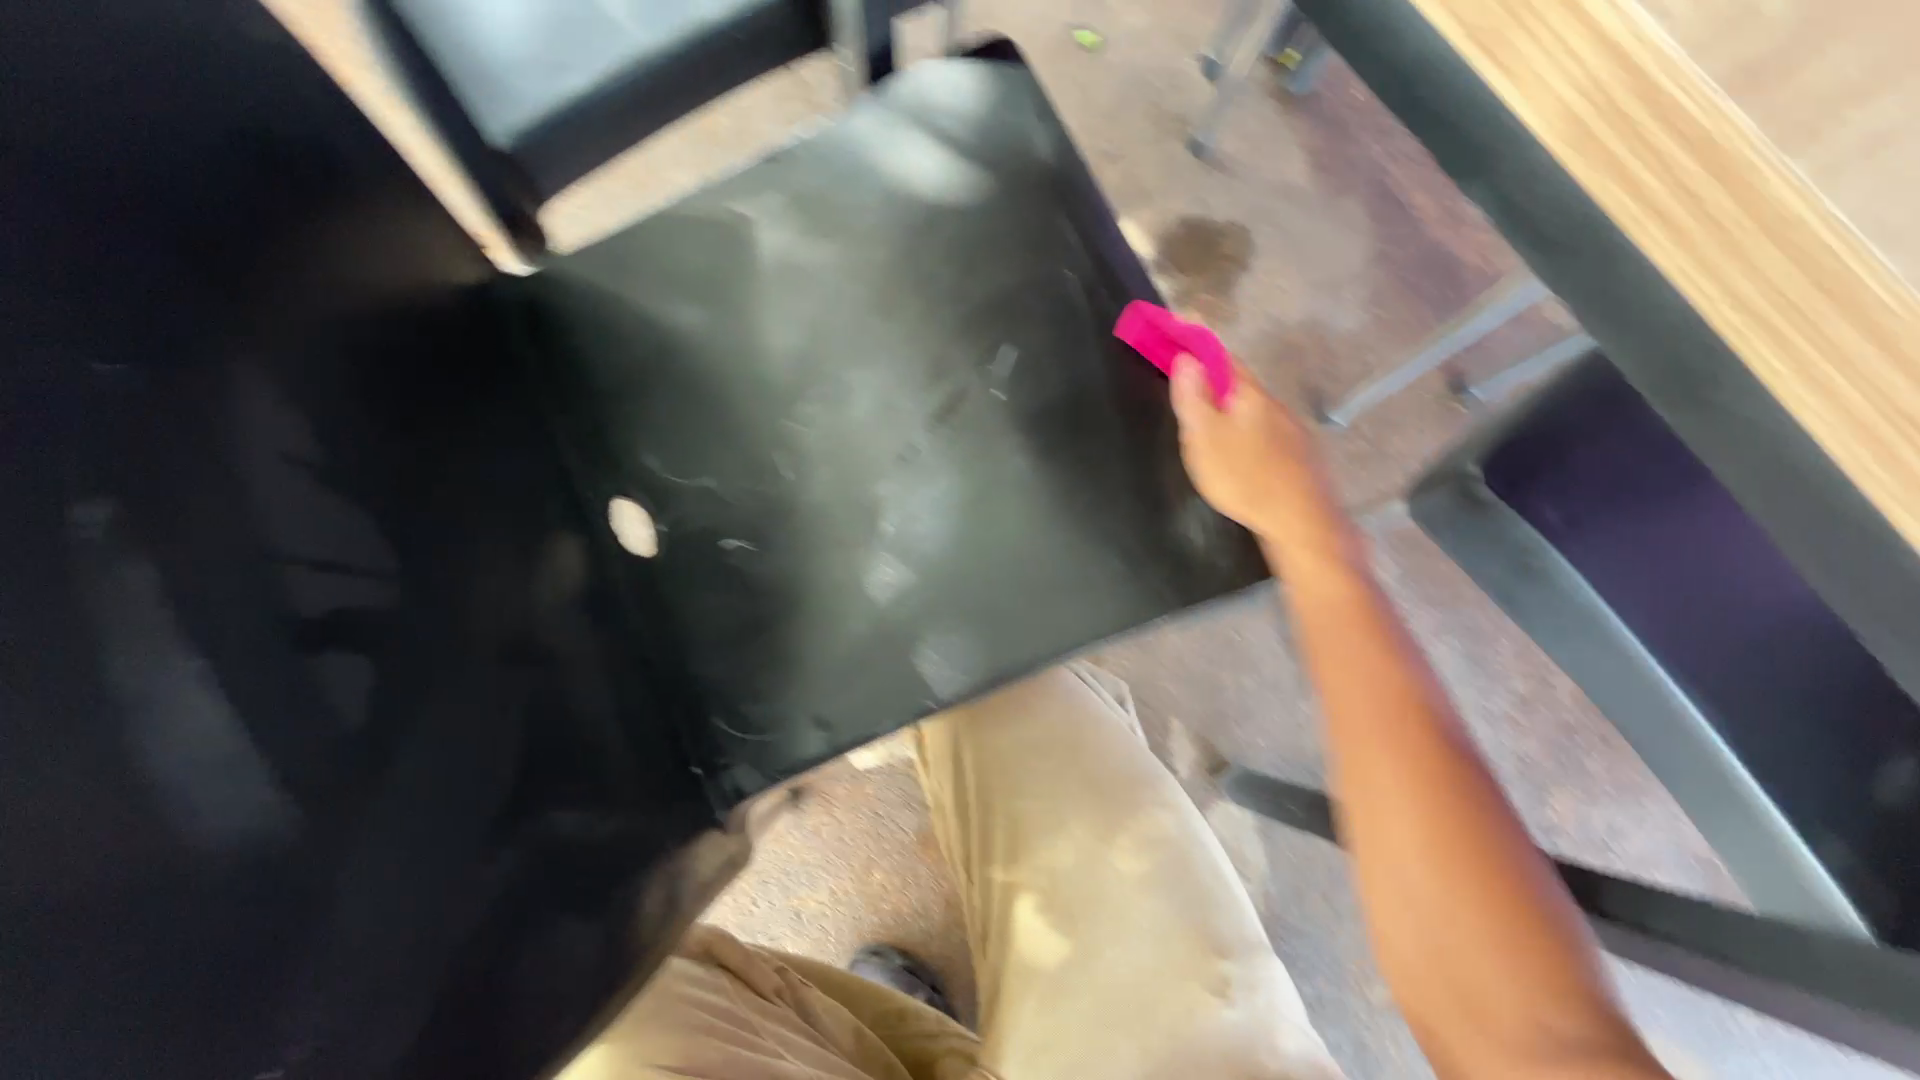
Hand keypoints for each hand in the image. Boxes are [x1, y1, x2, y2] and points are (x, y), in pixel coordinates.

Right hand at [1169, 353, 1337, 554]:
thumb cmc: (1245, 477)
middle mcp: (1274, 404)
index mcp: (1248, 394)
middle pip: (1238, 383)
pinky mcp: (1299, 457)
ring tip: (1211, 428)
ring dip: (1231, 410)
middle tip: (1188, 383)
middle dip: (1214, 379)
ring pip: (1254, 411)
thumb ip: (1194, 398)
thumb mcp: (1205, 438)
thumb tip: (1185, 358)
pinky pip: (1265, 434)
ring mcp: (1291, 431)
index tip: (1179, 323)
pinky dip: (1247, 434)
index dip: (1197, 340)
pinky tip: (1243, 456)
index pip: (1220, 355)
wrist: (1301, 521)